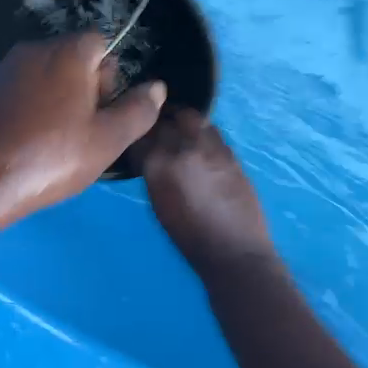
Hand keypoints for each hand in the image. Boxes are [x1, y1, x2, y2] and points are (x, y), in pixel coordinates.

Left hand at [0, 34, 165, 213]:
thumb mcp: (109, 138)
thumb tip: (156, 86)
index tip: (105, 107)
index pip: (100, 42)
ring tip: (62, 135)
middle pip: (74, 55)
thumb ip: (137, 109)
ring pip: (50, 72)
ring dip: (63, 96)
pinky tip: (37, 135)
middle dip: (87, 85)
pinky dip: (38, 103)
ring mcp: (8, 66)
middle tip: (86, 126)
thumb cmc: (54, 154)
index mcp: (65, 52)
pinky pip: (27, 85)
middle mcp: (33, 49)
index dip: (110, 75)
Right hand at [137, 108, 276, 275]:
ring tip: (178, 128)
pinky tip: (198, 144)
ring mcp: (212, 150)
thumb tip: (146, 150)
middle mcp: (184, 149)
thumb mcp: (155, 198)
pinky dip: (202, 132)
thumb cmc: (187, 233)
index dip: (137, 128)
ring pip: (193, 118)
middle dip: (160, 116)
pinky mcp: (232, 155)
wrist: (233, 251)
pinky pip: (212, 132)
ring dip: (183, 120)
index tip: (134, 130)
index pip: (140, 130)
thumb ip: (150, 167)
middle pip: (167, 116)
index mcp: (158, 163)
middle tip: (155, 122)